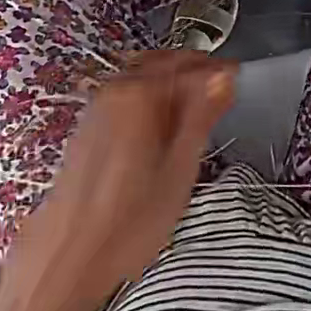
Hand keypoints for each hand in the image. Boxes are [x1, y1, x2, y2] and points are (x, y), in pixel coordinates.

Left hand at [0, 50, 235, 310]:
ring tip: (200, 99)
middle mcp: (117, 86)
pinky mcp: (91, 118)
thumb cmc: (131, 219)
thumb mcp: (179, 169)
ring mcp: (100, 100)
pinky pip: (129, 88)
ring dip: (173, 77)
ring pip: (144, 72)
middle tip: (225, 85)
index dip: (218, 69)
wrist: (70, 248)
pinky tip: (165, 115)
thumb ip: (200, 116)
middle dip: (196, 67)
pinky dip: (152, 90)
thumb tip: (222, 77)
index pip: (189, 66)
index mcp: (142, 93)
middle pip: (163, 61)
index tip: (240, 76)